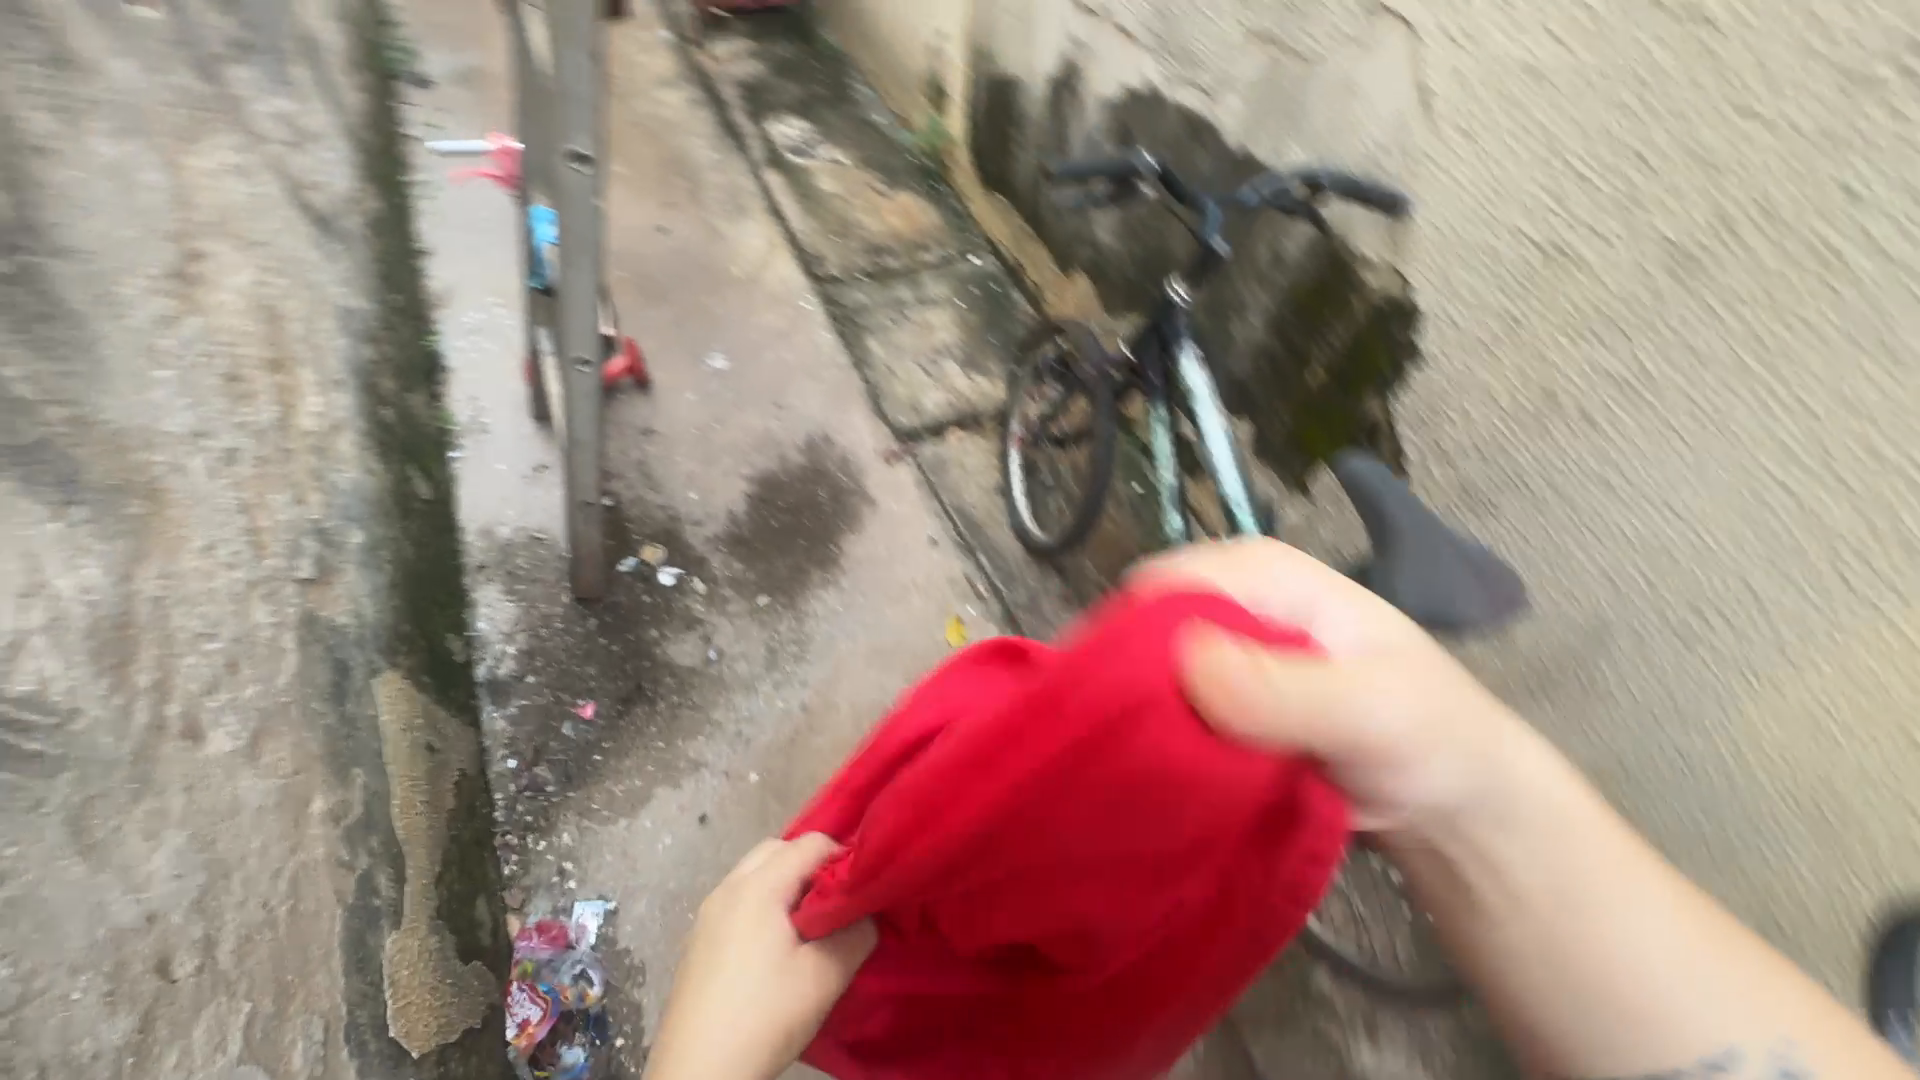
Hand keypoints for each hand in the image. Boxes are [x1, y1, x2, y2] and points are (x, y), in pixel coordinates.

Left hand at [645, 834, 876, 1079]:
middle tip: (836, 902)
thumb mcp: (825, 977)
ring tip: (809, 926)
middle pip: (777, 850)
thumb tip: (869, 915)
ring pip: (754, 874)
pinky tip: (776, 948)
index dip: (842, 856)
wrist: (697, 1073)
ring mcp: (707, 914)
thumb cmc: (764, 1015)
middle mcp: (728, 888)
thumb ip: (857, 935)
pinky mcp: (698, 940)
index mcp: (758, 887)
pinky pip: (738, 900)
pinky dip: (762, 905)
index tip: (861, 887)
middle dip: (811, 864)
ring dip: (785, 885)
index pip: (809, 843)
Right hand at [1130, 537, 1542, 839]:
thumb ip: (1285, 690)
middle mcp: (1226, 605)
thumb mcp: (1372, 709)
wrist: (1451, 801)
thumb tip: (1185, 663)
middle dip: (1123, 686)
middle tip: (1112, 750)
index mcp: (1259, 574)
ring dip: (1134, 723)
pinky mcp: (1211, 705)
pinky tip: (1150, 776)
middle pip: (1139, 631)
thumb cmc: (1428, 736)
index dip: (1129, 639)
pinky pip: (1158, 718)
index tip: (1112, 708)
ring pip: (1141, 679)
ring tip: (1126, 772)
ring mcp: (1217, 658)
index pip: (1161, 586)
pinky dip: (1151, 745)